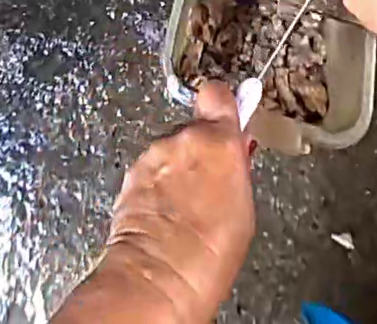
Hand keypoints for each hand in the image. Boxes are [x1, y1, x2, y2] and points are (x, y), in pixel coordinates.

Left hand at [81, 81, 253, 323]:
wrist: (156, 282)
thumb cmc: (208, 253)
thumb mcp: (244, 207)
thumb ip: (238, 165)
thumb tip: (238, 144)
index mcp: (220, 140)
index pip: (218, 93)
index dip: (223, 103)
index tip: (229, 115)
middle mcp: (185, 138)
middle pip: (195, 129)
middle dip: (201, 150)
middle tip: (209, 183)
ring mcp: (155, 155)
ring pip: (172, 151)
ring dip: (177, 170)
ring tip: (185, 209)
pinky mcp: (132, 176)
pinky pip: (151, 172)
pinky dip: (157, 187)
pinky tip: (164, 216)